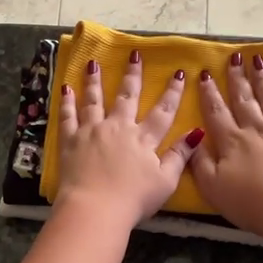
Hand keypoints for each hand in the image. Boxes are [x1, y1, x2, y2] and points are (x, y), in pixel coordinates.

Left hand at [54, 53, 201, 229]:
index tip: (178, 73)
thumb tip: (196, 133)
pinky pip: (68, 116)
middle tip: (134, 54)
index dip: (172, 92)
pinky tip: (66, 88)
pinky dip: (67, 102)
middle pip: (127, 96)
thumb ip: (179, 156)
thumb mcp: (165, 182)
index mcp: (143, 139)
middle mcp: (118, 127)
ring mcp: (92, 131)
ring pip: (95, 100)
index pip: (162, 111)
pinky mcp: (70, 141)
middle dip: (132, 74)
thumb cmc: (133, 200)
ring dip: (95, 80)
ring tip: (93, 63)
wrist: (95, 208)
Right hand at [190, 54, 262, 238]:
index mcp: (232, 141)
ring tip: (259, 60)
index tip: (205, 73)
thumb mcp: (213, 188)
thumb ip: (199, 162)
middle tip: (234, 56)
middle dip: (237, 77)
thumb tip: (192, 139)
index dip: (209, 92)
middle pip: (244, 98)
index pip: (216, 111)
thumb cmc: (249, 204)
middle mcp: (256, 129)